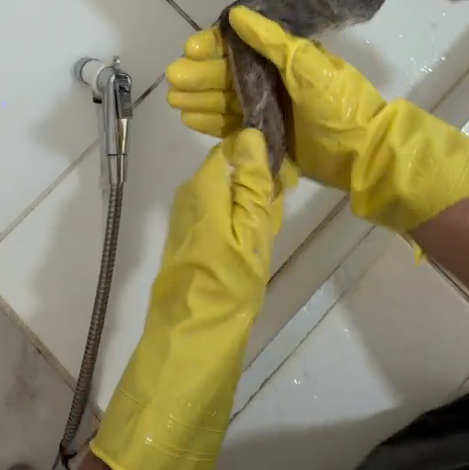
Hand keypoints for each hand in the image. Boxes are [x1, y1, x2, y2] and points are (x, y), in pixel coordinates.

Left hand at [90, 129, 280, 469]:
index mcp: (204, 185)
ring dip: (250, 204)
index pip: (233, 146)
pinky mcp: (188, 237)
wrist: (193, 335)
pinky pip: (217, 214)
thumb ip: (253, 180)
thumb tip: (251, 133)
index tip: (283, 174)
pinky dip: (237, 222)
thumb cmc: (229, 280)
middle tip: (279, 208)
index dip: (259, 153)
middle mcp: (189, 193)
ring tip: (268, 231)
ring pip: (225, 193)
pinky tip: (251, 246)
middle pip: (228, 169)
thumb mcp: (252, 228)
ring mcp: (186, 216)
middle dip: (257, 182)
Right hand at [164, 7, 468, 231]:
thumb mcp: (307, 66)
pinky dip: (211, 122)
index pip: (241, 47)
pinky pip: (232, 126)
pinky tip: (189, 119)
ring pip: (226, 100)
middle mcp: (274, 81)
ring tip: (174, 100)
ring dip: (200, 98)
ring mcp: (270, 111)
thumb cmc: (339, 106)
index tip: (190, 50)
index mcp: (285, 59)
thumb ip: (271, 42)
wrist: (365, 154)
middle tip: (173, 79)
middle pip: (228, 75)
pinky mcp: (266, 138)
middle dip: (200, 75)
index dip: (214, 47)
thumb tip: (236, 14)